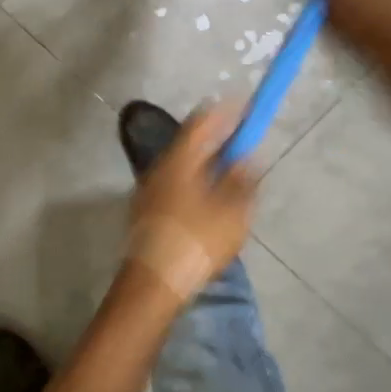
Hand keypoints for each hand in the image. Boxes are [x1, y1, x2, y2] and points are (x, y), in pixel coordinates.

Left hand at [126, 107, 256, 301]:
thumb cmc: (196, 243)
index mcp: (179, 161)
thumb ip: (242, 180)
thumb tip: (245, 158)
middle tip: (240, 141)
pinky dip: (194, 182)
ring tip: (229, 172)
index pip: (201, 122)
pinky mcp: (145, 214)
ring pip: (181, 167)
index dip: (225, 111)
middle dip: (216, 139)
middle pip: (189, 143)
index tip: (245, 107)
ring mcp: (147, 192)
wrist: (154, 284)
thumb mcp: (232, 212)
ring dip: (204, 163)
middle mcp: (158, 169)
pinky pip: (174, 186)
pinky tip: (207, 200)